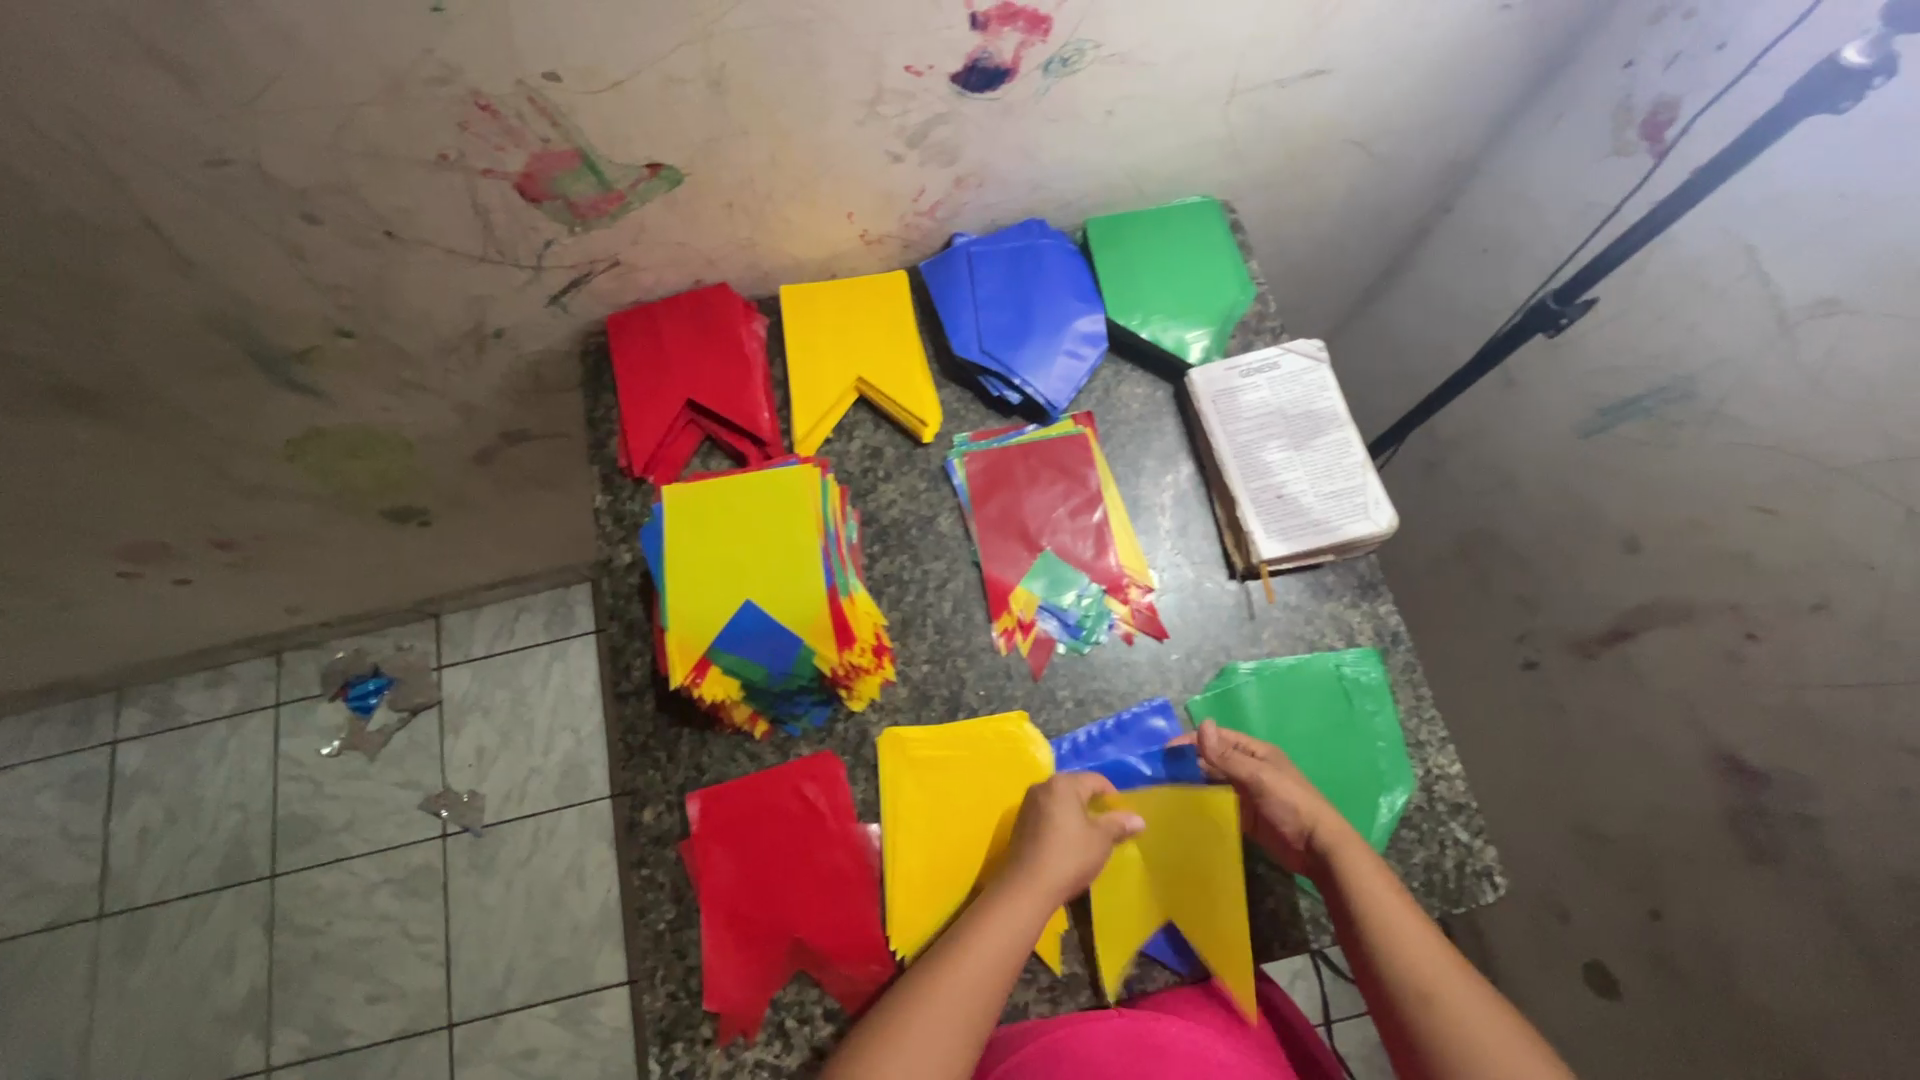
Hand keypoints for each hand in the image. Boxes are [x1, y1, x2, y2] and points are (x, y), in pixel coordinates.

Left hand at [996, 772, 1145, 908]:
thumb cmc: (1070, 856)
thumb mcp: (1101, 840)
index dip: (1113, 796)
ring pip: (1060, 802)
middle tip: (1108, 827)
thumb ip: (1119, 824)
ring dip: (1076, 814)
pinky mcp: (1020, 823)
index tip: (1123, 818)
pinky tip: (1068, 843)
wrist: (1027, 886)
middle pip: (1076, 788)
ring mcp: (1028, 804)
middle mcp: (1042, 786)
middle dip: (1094, 804)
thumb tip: (1139, 819)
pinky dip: (1061, 823)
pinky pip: (1047, 814)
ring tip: (1090, 836)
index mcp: (1063, 784)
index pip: (1096, 780)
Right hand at [1173, 719, 1355, 876]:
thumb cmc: (1291, 805)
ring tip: (1164, 791)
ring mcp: (1245, 794)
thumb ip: (1227, 756)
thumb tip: (1202, 724)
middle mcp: (1248, 770)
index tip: (1165, 752)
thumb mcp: (1259, 777)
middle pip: (1212, 761)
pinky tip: (1183, 810)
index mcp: (1254, 753)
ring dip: (1192, 784)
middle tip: (1158, 774)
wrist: (1317, 849)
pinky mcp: (1243, 817)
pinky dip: (1202, 805)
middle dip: (1187, 763)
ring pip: (1212, 783)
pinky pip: (1217, 805)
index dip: (1192, 741)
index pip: (1217, 739)